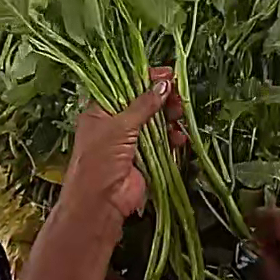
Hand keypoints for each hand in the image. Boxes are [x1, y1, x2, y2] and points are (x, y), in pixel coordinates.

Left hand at [56, 68, 184, 226]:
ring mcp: (131, 141)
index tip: (167, 75)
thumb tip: (163, 84)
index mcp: (100, 111)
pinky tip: (180, 137)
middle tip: (177, 97)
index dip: (145, 79)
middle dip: (162, 99)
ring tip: (180, 116)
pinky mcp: (145, 157)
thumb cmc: (99, 161)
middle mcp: (115, 123)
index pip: (125, 86)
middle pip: (143, 103)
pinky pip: (162, 142)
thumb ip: (143, 104)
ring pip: (155, 122)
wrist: (100, 203)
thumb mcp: (119, 126)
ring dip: (170, 118)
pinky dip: (173, 138)